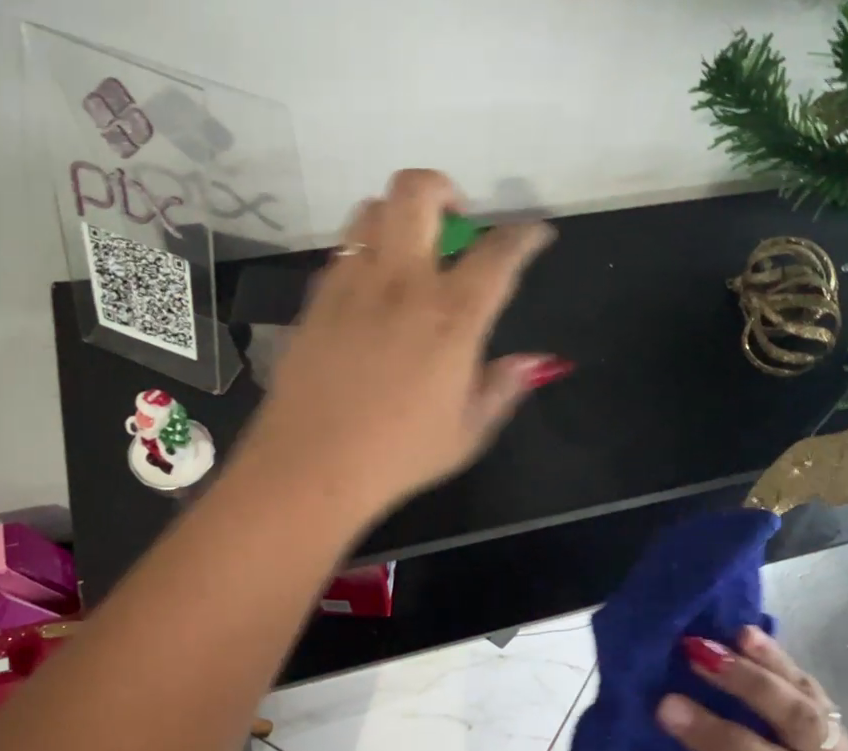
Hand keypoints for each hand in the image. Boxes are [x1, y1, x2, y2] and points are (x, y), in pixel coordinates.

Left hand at [249, 169, 563, 509]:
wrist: (313, 465)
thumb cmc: (401, 455)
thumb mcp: (469, 432)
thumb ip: (502, 388)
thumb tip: (532, 361)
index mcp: (452, 317)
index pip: (498, 252)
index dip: (524, 234)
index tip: (535, 234)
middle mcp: (402, 283)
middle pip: (417, 191)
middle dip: (445, 189)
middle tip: (456, 225)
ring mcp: (352, 284)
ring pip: (371, 209)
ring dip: (399, 217)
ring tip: (411, 252)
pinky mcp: (317, 298)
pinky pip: (343, 251)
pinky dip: (366, 254)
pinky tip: (373, 293)